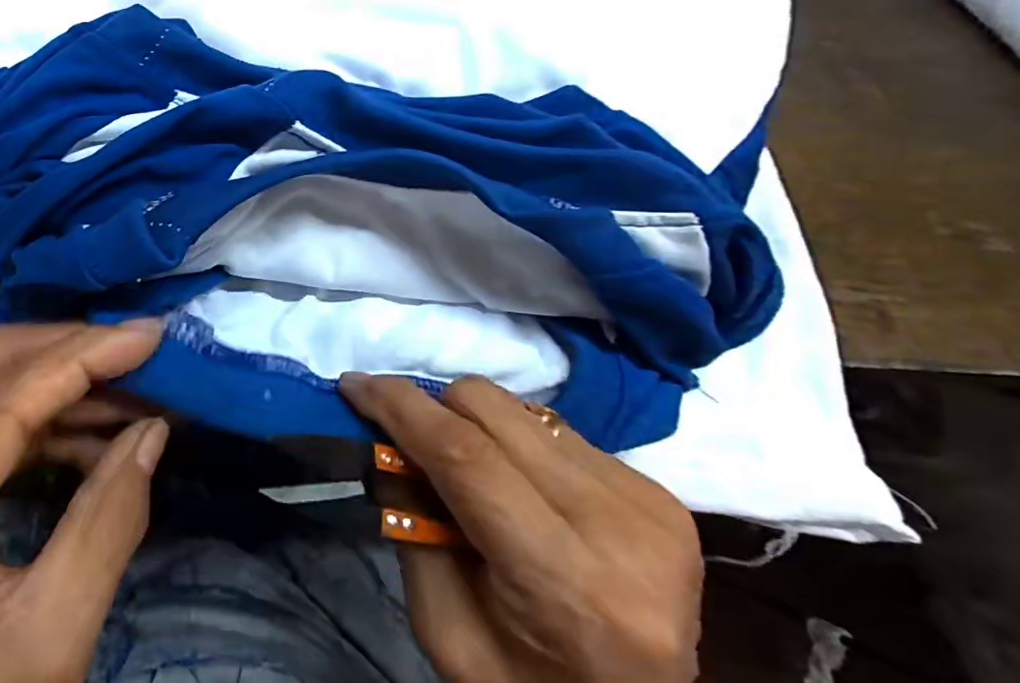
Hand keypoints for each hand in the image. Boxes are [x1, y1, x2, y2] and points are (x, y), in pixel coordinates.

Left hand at [0, 321, 169, 682]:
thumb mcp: (50, 638)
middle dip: (76, 352)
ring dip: (63, 377)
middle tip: (150, 356)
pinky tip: (96, 428)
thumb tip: (155, 429)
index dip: (81, 359)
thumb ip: (108, 523)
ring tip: (137, 394)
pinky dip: (41, 409)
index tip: (152, 335)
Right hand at [339, 372, 702, 682]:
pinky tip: (525, 491)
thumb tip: (390, 443)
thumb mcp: (450, 636)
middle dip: (438, 409)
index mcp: (568, 586)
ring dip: (481, 427)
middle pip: (497, 413)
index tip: (356, 384)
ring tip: (474, 475)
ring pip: (527, 412)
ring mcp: (649, 503)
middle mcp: (620, 528)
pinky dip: (523, 447)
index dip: (404, 410)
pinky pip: (563, 433)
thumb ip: (414, 532)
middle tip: (409, 439)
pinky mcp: (663, 491)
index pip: (469, 460)